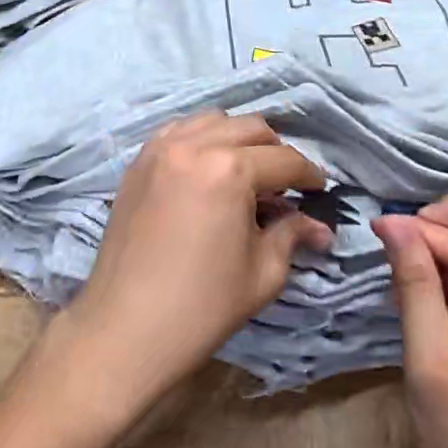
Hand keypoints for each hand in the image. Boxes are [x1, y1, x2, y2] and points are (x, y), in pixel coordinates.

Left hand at [63, 112, 333, 407]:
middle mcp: (193, 146)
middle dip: (276, 152)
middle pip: (250, 128)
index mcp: (229, 170)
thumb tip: (319, 226)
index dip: (309, 176)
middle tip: (284, 185)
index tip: (318, 191)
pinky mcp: (137, 162)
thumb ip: (291, 234)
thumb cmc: (203, 305)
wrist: (128, 325)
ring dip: (237, 139)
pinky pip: (177, 131)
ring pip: (212, 121)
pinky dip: (199, 139)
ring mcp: (159, 149)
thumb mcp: (263, 272)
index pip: (284, 160)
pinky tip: (205, 169)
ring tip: (245, 174)